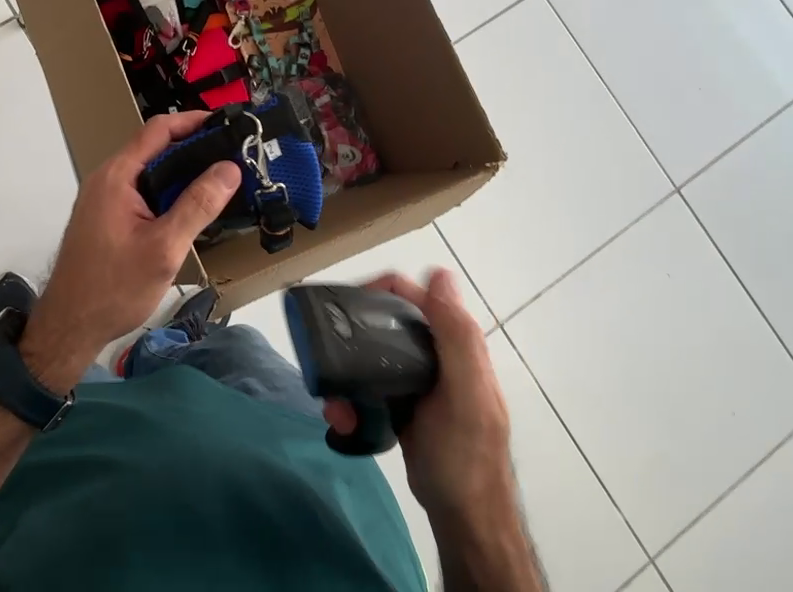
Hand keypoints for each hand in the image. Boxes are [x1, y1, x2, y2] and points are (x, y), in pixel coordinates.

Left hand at [23, 112, 240, 389]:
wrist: (70, 325)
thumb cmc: (114, 288)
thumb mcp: (164, 248)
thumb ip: (197, 205)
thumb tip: (229, 168)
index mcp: (116, 176)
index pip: (157, 130)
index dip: (193, 121)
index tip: (227, 125)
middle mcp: (106, 179)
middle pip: (153, 148)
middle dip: (193, 149)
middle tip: (233, 157)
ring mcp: (103, 198)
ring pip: (149, 173)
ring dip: (181, 174)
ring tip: (220, 182)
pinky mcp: (106, 217)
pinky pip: (141, 192)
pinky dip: (167, 193)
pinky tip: (191, 210)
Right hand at [324, 269, 515, 520]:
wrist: (464, 518)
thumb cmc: (466, 457)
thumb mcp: (466, 396)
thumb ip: (457, 337)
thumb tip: (438, 274)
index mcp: (452, 344)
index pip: (410, 295)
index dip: (376, 291)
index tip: (341, 309)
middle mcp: (432, 354)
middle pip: (380, 322)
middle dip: (349, 339)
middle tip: (325, 358)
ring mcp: (413, 379)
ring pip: (366, 356)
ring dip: (343, 375)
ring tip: (335, 406)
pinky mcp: (396, 403)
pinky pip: (363, 386)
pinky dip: (348, 399)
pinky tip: (343, 420)